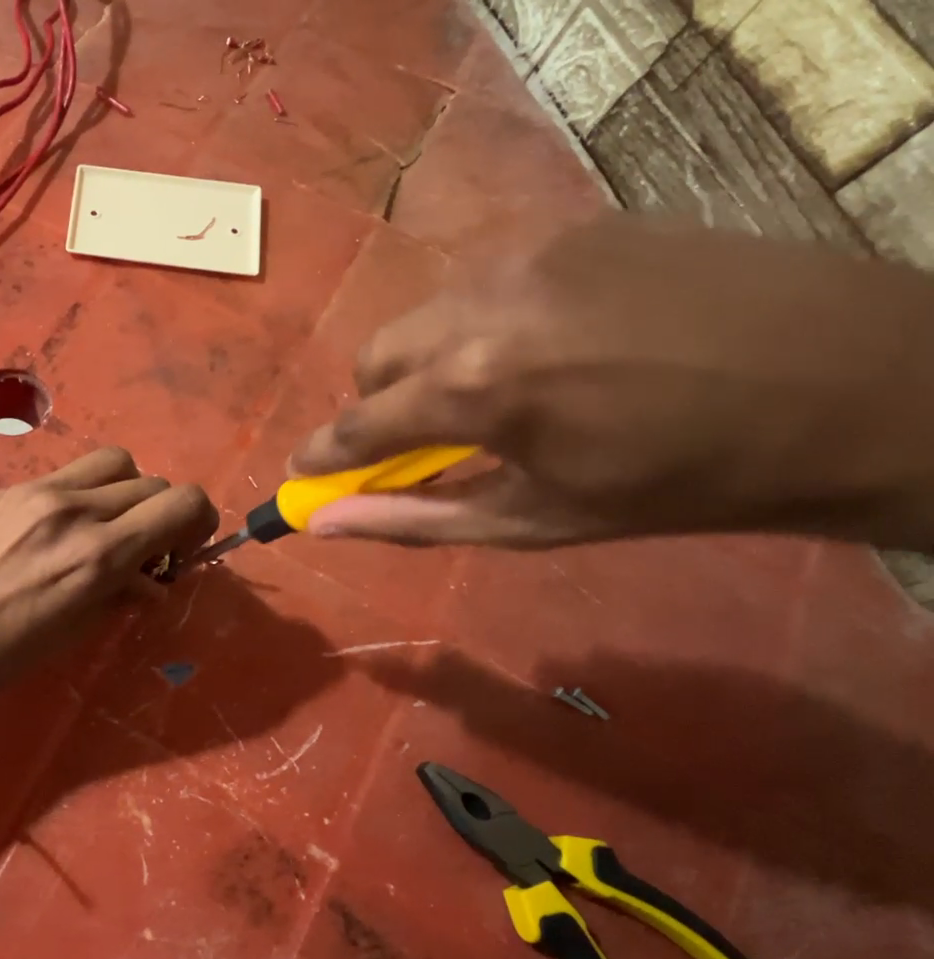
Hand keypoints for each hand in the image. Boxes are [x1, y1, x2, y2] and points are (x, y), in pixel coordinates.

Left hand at [0, 447, 216, 706]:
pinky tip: (61, 530)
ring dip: (126, 493)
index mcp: (98, 552)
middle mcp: (74, 509)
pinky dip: (85, 493)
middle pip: (152, 483)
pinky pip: (69, 475)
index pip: (183, 504)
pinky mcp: (9, 491)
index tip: (183, 553)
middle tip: (144, 553)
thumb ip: (120, 593)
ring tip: (106, 531)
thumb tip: (150, 580)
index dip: (199, 525)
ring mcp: (38, 493)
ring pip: (114, 464)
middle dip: (162, 516)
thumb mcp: (74, 631)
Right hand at [296, 215, 933, 549]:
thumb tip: (322, 524)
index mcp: (474, 388)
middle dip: (381, 404)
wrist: (862, 384)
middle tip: (428, 438)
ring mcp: (532, 255)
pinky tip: (560, 343)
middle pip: (376, 357)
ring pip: (428, 313)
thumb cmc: (684, 482)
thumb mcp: (540, 520)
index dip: (323, 456)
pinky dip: (491, 321)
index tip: (302, 475)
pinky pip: (491, 280)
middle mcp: (483, 306)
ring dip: (433, 360)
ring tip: (505, 389)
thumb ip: (415, 518)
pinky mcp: (578, 227)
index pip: (356, 424)